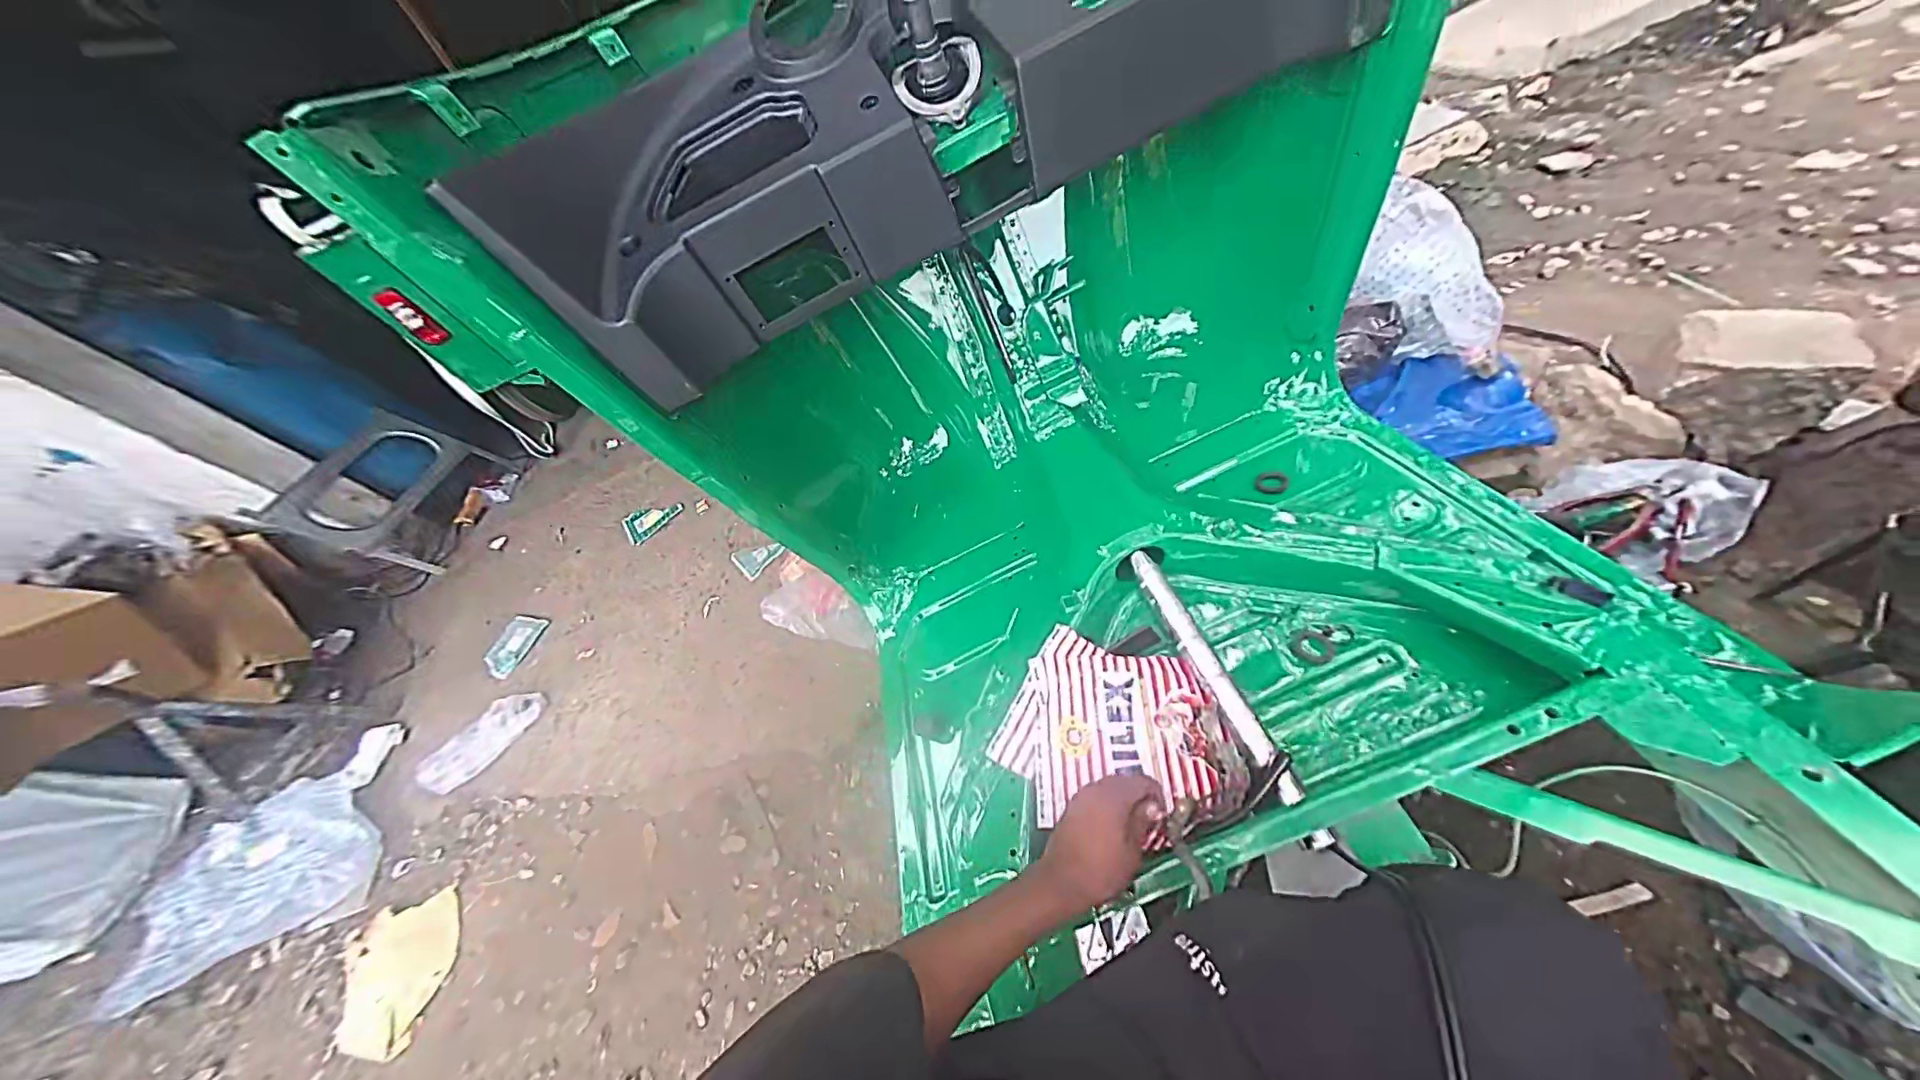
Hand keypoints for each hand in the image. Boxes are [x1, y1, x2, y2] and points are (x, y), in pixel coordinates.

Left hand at [1028, 774, 1164, 910]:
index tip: (1162, 814)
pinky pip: (1095, 797)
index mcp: (1114, 796)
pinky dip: (1107, 805)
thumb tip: (1152, 806)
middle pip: (1124, 781)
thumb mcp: (1132, 851)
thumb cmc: (1102, 870)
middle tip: (1149, 818)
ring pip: (1108, 787)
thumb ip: (1142, 822)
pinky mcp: (1071, 807)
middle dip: (1139, 795)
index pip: (1143, 781)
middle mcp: (1095, 789)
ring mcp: (1081, 796)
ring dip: (1123, 800)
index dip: (1157, 795)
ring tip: (1132, 823)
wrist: (1061, 882)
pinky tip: (1112, 826)